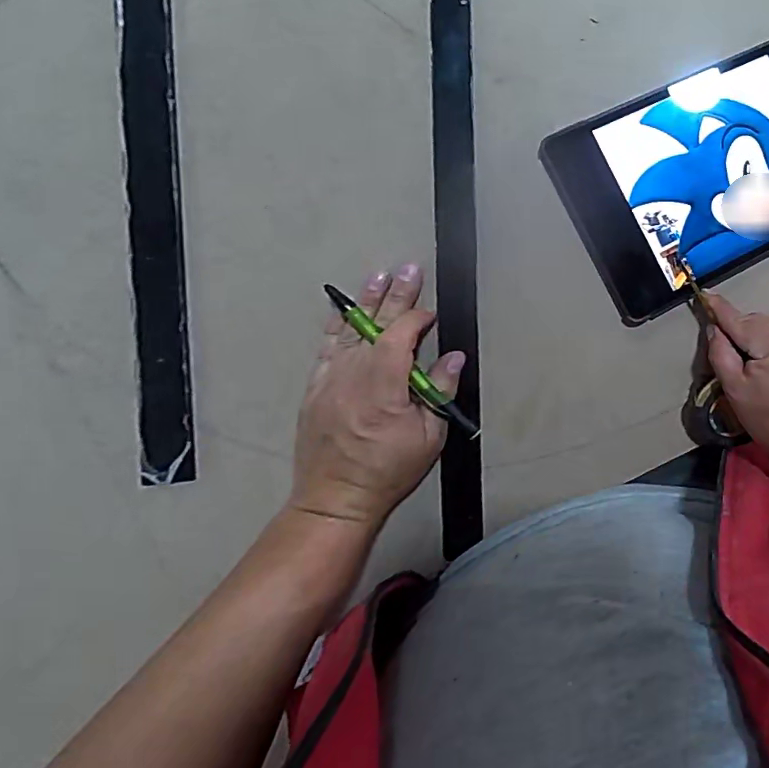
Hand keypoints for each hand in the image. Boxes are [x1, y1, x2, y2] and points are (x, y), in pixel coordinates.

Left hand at [289, 262, 464, 526]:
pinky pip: (326, 348)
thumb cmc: (388, 471)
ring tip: (379, 276)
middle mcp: (353, 377)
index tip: (431, 315)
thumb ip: (440, 392)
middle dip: (397, 295)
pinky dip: (336, 326)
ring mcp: (330, 381)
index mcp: (384, 388)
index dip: (418, 318)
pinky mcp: (315, 389)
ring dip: (367, 302)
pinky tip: (343, 309)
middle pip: (377, 325)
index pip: (401, 336)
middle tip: (409, 269)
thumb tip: (453, 358)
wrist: (335, 498)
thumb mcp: (430, 437)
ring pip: (350, 331)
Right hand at [705, 294, 768, 471]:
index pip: (741, 322)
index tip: (707, 296)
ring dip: (758, 336)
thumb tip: (716, 329)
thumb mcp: (735, 390)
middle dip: (741, 330)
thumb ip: (721, 354)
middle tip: (731, 353)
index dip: (721, 310)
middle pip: (758, 321)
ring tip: (752, 363)